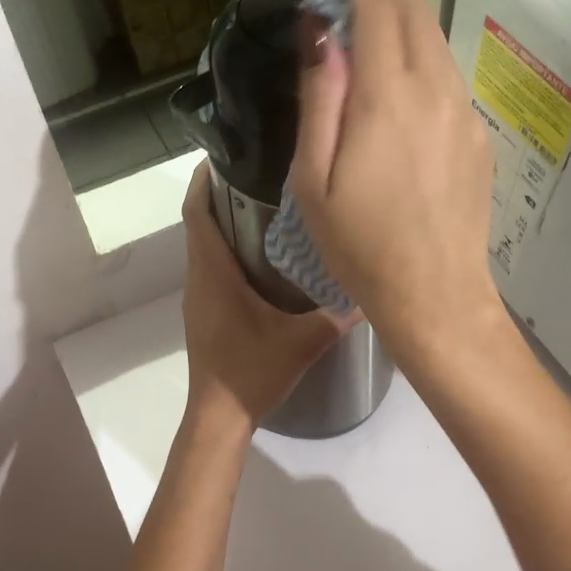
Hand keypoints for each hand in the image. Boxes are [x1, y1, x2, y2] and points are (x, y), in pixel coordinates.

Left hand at [181, 164, 359, 434]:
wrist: (219, 416)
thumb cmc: (252, 372)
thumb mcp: (302, 342)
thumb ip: (336, 315)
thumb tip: (372, 289)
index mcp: (214, 274)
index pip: (198, 213)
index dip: (204, 180)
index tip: (226, 154)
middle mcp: (199, 278)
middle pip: (201, 222)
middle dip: (222, 193)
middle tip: (262, 172)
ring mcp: (199, 296)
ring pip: (206, 245)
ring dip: (226, 221)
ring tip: (267, 202)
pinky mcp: (205, 311)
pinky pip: (211, 266)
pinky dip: (229, 248)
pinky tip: (264, 252)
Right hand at [288, 0, 502, 355]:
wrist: (435, 292)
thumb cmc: (360, 244)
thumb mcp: (315, 178)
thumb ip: (321, 96)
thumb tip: (323, 30)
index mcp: (387, 97)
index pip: (381, 9)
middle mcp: (434, 91)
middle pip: (418, 13)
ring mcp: (464, 112)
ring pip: (439, 42)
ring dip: (412, 15)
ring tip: (385, 8)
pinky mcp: (478, 136)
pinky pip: (450, 77)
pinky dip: (427, 54)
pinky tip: (408, 71)